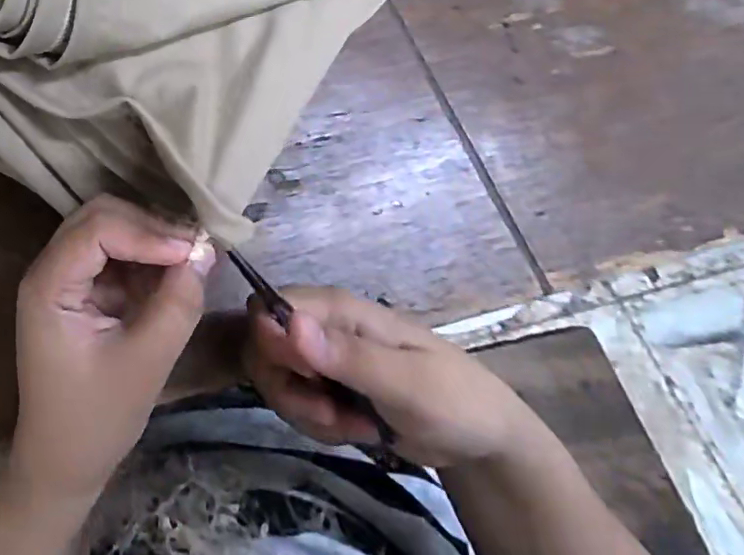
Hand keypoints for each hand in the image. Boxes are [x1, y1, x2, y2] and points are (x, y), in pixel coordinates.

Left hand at [10, 195, 215, 498]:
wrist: (62, 463)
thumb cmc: (96, 419)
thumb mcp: (145, 363)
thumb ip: (177, 304)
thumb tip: (206, 251)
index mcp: (48, 285)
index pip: (97, 229)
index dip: (147, 232)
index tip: (190, 251)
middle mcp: (50, 268)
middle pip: (101, 216)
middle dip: (150, 226)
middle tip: (195, 248)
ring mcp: (65, 275)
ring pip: (111, 227)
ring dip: (151, 238)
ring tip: (192, 258)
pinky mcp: (83, 287)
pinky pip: (118, 252)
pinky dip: (148, 256)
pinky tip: (175, 272)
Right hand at [243, 287, 540, 467]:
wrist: (478, 437)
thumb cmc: (451, 397)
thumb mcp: (405, 381)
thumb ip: (347, 354)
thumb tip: (290, 324)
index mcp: (338, 307)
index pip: (269, 307)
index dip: (272, 345)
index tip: (306, 380)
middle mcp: (322, 324)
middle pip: (265, 348)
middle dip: (289, 390)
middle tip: (329, 414)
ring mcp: (321, 355)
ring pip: (277, 379)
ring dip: (307, 413)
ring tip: (353, 424)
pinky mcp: (325, 385)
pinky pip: (295, 402)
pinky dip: (316, 424)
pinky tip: (353, 429)